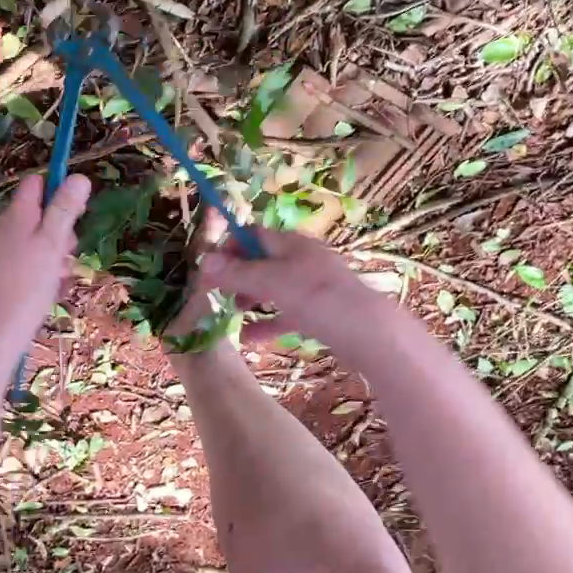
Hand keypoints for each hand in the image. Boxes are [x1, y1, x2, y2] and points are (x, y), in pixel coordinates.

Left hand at [0, 172, 91, 347]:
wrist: (1, 324)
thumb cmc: (29, 280)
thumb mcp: (53, 241)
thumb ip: (65, 209)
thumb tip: (80, 177)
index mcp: (17, 213)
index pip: (36, 183)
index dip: (57, 191)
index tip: (75, 211)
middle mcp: (7, 226)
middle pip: (42, 214)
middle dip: (62, 231)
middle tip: (69, 251)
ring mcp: (5, 249)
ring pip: (41, 240)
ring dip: (58, 254)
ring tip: (61, 275)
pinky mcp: (6, 271)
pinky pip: (33, 261)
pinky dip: (46, 270)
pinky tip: (52, 288)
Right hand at [197, 229, 394, 356]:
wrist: (368, 333)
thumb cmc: (318, 298)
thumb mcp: (272, 282)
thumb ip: (237, 273)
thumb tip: (203, 261)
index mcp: (291, 244)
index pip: (253, 234)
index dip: (229, 247)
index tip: (209, 268)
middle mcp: (302, 261)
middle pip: (261, 261)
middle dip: (236, 275)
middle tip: (214, 293)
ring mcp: (311, 288)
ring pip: (273, 288)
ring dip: (249, 298)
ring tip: (231, 311)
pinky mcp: (318, 314)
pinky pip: (285, 314)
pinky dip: (266, 323)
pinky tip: (248, 338)